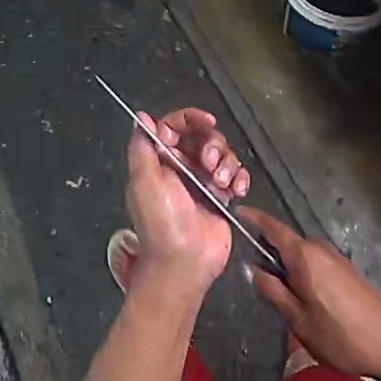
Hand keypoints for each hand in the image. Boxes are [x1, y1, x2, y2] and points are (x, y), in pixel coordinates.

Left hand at [124, 110, 249, 294]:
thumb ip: (143, 148)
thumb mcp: (145, 183)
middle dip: (213, 145)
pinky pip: (236, 175)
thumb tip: (141, 117)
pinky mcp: (222, 196)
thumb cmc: (162, 222)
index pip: (175, 126)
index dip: (191, 119)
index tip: (208, 121)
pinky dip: (240, 178)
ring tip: (223, 183)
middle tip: (211, 164)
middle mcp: (182, 168)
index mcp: (160, 161)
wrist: (184, 263)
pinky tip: (237, 191)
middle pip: (204, 137)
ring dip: (228, 163)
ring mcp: (204, 182)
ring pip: (223, 154)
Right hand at [239, 207, 380, 380]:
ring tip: (278, 296)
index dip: (255, 219)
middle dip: (269, 253)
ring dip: (287, 267)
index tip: (238, 212)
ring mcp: (336, 258)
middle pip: (287, 243)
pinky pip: (315, 264)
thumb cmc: (339, 334)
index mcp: (305, 256)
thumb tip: (254, 269)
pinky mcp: (346, 270)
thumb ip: (273, 291)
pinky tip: (302, 299)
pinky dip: (302, 273)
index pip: (274, 228)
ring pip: (302, 256)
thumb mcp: (297, 319)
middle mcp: (320, 249)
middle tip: (253, 278)